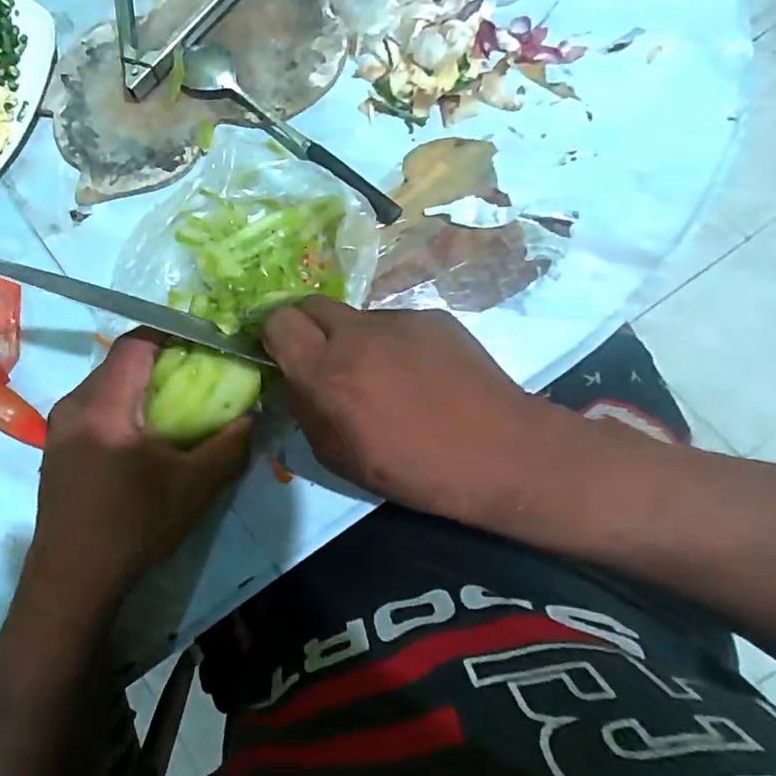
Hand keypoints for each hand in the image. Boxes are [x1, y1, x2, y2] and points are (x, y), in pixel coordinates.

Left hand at [26, 331, 251, 615]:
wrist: (72, 579)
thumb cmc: (134, 527)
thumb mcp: (195, 487)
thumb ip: (230, 446)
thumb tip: (253, 417)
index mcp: (104, 407)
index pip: (136, 343)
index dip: (171, 332)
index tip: (203, 341)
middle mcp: (74, 406)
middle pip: (119, 361)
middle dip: (160, 359)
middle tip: (198, 373)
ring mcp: (59, 428)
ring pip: (104, 384)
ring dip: (140, 384)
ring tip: (175, 403)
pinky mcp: (57, 447)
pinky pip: (93, 406)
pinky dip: (122, 405)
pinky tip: (145, 434)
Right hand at [262, 297, 565, 523]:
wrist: (500, 451)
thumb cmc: (415, 470)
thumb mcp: (341, 459)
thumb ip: (307, 413)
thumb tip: (296, 384)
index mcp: (327, 374)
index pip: (278, 321)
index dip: (275, 336)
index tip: (285, 356)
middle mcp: (357, 335)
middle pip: (310, 305)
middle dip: (307, 328)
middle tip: (324, 361)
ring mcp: (399, 320)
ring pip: (356, 317)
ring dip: (355, 340)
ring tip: (386, 378)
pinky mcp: (433, 317)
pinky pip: (395, 323)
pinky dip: (394, 344)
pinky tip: (421, 376)